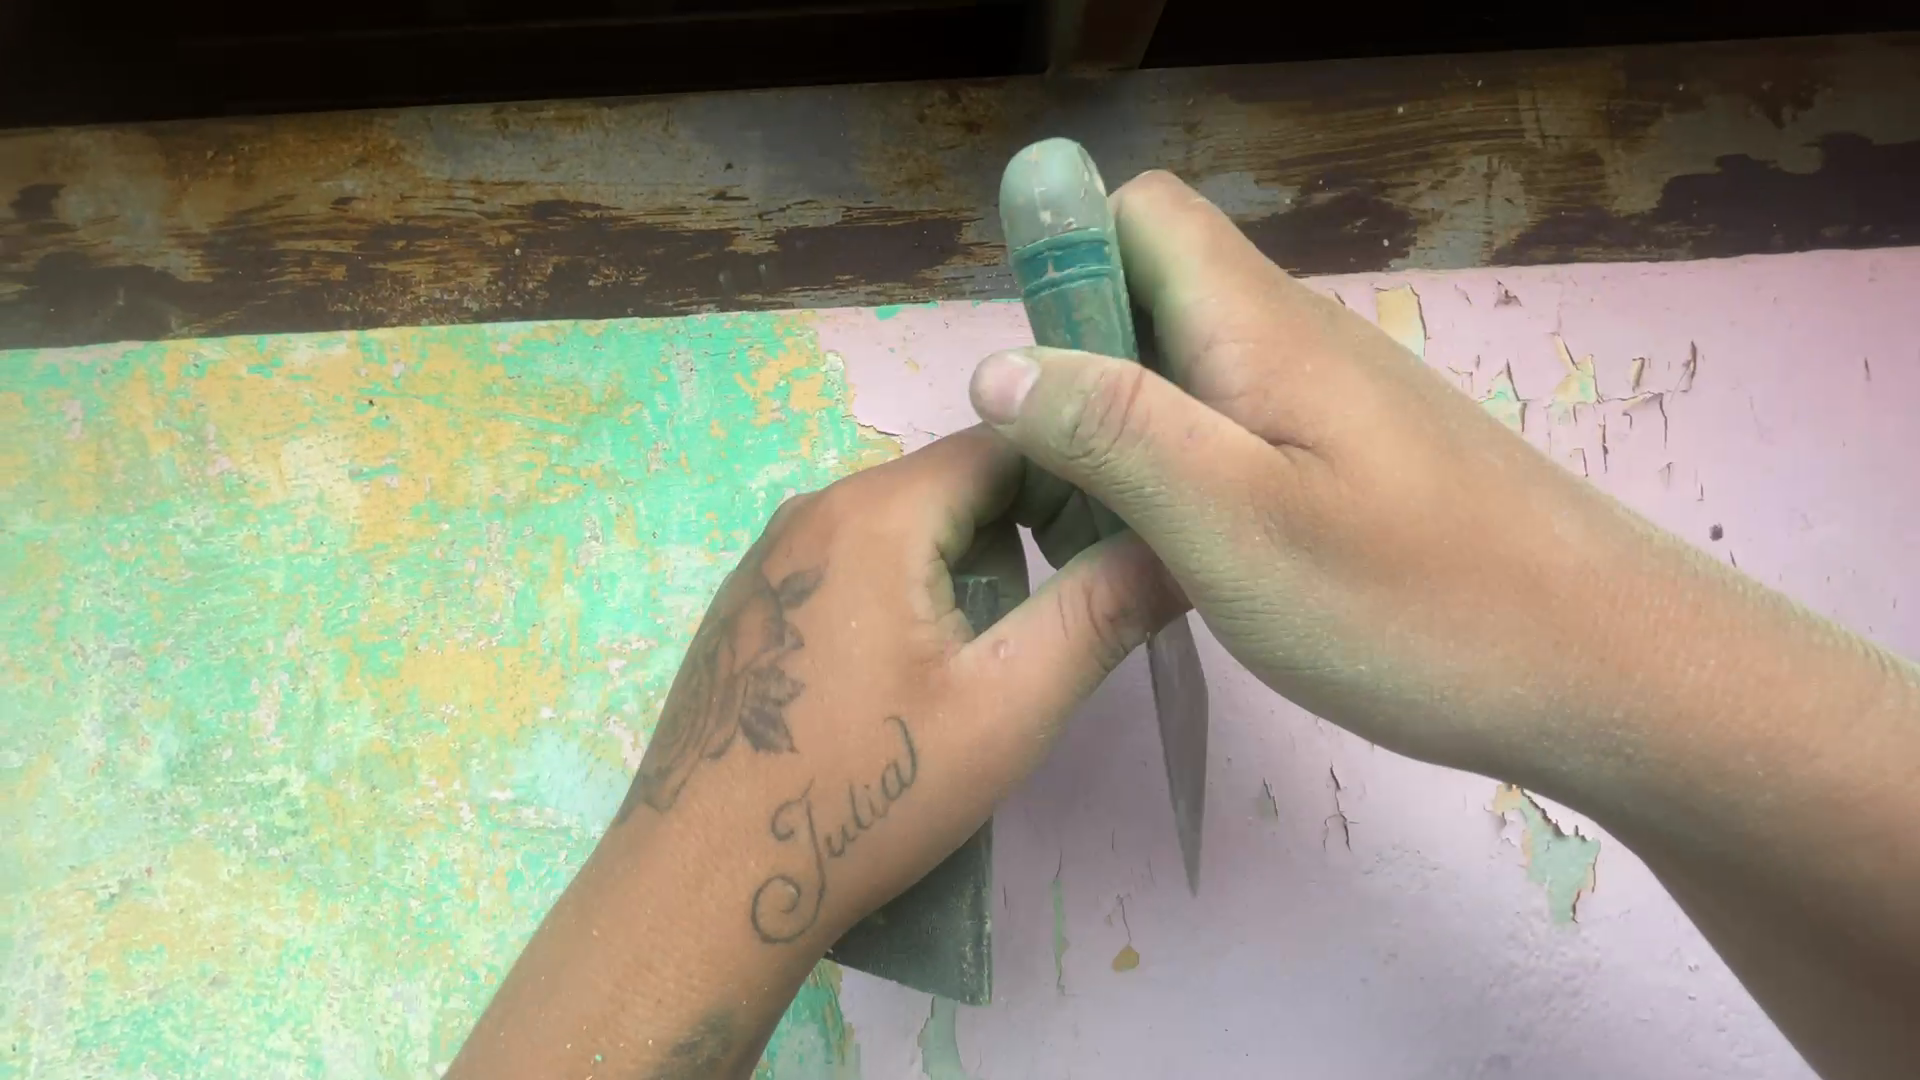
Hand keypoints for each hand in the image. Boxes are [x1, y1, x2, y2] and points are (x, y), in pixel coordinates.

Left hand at [451, 427, 1184, 1079]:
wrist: (704, 883)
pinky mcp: (752, 601)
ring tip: (962, 663)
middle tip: (1032, 627)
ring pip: (899, 526)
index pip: (1002, 442)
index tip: (1105, 542)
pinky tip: (890, 675)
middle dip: (1011, 537)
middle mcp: (813, 508)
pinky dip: (894, 590)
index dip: (1069, 480)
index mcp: (876, 511)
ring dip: (953, 571)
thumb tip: (1173, 549)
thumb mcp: (1007, 705)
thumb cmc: (868, 790)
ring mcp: (771, 555)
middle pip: (948, 486)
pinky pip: (848, 561)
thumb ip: (1099, 613)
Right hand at [969, 171, 1919, 1078]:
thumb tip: (995, 366)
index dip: (1065, 263)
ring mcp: (1321, 401)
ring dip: (1121, 426)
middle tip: (1063, 479)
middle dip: (1077, 364)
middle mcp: (1289, 339)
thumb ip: (1110, 429)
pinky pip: (1227, 426)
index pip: (1140, 214)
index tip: (1036, 373)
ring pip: (1184, 369)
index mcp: (1257, 325)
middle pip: (1150, 293)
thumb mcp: (1229, 517)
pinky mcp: (1342, 459)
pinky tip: (1180, 546)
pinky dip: (1174, 467)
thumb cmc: (1411, 602)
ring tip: (1110, 525)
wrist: (1614, 677)